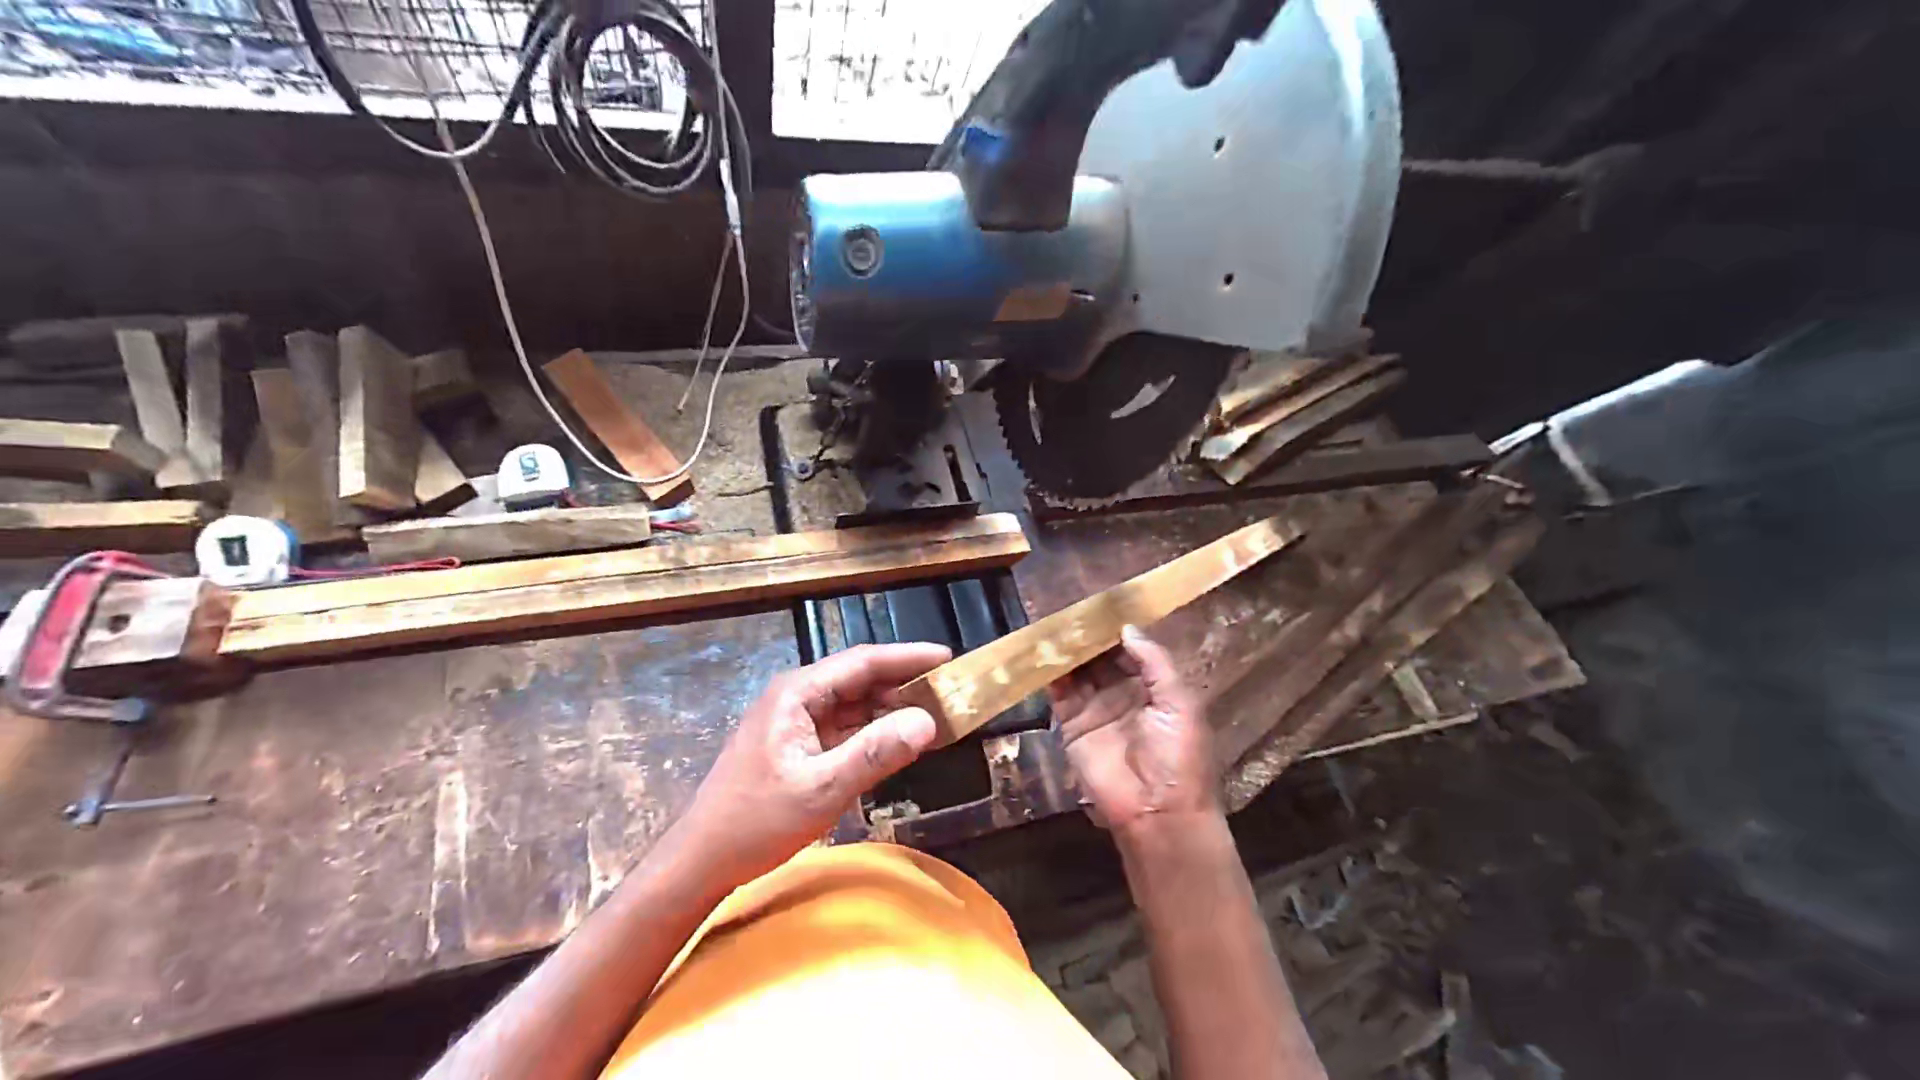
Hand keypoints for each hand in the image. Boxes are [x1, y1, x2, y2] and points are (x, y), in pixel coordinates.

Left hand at [671, 642, 950, 888]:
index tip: (947, 657)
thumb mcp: (822, 789)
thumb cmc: (756, 821)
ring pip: (853, 705)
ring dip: (891, 709)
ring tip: (934, 714)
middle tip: (950, 691)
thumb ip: (876, 753)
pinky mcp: (797, 745)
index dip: (907, 657)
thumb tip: (927, 722)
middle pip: (860, 680)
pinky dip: (873, 733)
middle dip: (904, 683)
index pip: (862, 662)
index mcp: (797, 693)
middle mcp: (797, 697)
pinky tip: (899, 742)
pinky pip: (843, 728)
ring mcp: (795, 721)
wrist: (700, 860)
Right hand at [1050, 625, 1219, 835]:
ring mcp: (1094, 708)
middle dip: (1086, 636)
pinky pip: (1059, 692)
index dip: (1115, 630)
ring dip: (1066, 650)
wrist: (1157, 812)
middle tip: (1069, 610)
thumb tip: (1127, 628)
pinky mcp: (1071, 724)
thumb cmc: (1178, 756)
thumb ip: (1154, 662)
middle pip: (1099, 657)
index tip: (1099, 606)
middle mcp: (1121, 693)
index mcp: (1152, 687)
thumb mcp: (1179, 703)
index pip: (1129, 649)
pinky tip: (1042, 652)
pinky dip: (1050, 673)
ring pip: (1077, 670)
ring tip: (1052, 624)